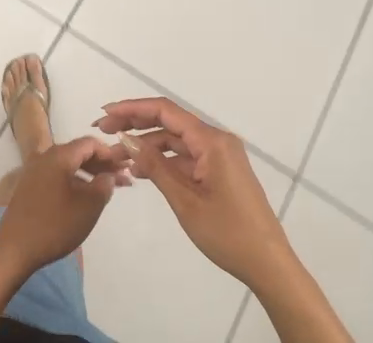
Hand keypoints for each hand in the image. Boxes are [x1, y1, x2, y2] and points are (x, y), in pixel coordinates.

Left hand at [0, 136, 132, 275]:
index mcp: (59, 155)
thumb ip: (104, 186)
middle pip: (78, 153)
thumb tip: (109, 175)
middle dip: (102, 164)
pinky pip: (57, 176)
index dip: (110, 152)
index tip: (126, 165)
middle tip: (123, 179)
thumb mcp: (88, 207)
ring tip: (108, 190)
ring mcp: (34, 171)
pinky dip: (74, 181)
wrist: (15, 247)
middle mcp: (44, 156)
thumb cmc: (55, 225)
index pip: (89, 143)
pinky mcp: (30, 186)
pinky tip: (85, 197)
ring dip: (89, 174)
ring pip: (68, 165)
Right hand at [95, 97, 286, 284]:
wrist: (268, 265)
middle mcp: (217, 141)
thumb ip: (155, 165)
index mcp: (212, 141)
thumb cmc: (227, 233)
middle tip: (104, 130)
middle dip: (135, 124)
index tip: (105, 114)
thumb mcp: (184, 200)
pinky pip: (187, 157)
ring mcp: (221, 156)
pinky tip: (143, 172)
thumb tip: (126, 139)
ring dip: (148, 146)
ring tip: (117, 157)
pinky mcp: (221, 172)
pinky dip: (165, 161)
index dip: (132, 109)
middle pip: (170, 122)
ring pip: (176, 141)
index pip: (165, 111)